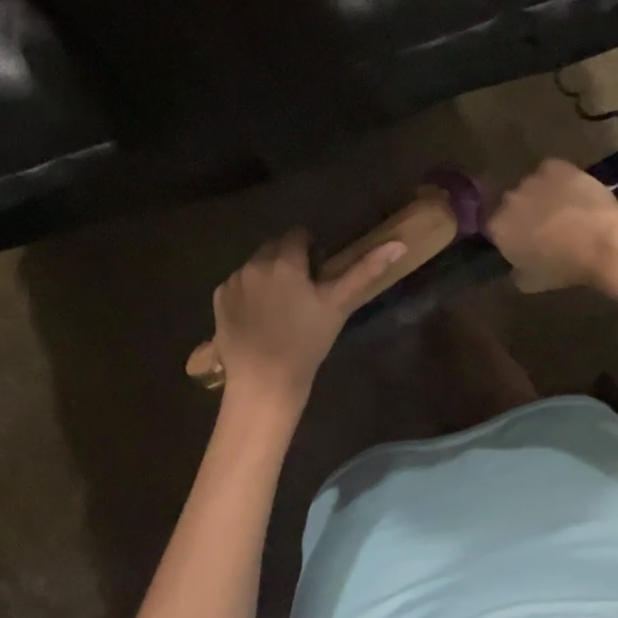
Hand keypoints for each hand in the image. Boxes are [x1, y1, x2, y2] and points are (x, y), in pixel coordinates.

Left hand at [211, 230, 406, 403]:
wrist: (264, 383)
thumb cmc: (306, 343)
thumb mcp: (339, 305)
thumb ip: (365, 270)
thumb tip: (398, 244)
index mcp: (284, 260)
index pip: (298, 235)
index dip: (310, 251)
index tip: (317, 276)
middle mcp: (254, 263)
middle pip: (274, 248)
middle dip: (288, 262)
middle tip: (300, 294)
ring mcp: (234, 280)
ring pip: (256, 265)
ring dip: (267, 276)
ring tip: (278, 308)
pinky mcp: (219, 297)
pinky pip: (238, 283)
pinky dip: (248, 293)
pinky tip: (258, 318)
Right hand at [487, 159, 617, 290]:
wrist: (602, 243)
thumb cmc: (565, 268)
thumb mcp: (533, 283)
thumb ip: (516, 272)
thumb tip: (515, 268)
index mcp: (498, 227)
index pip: (496, 227)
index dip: (511, 234)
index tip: (525, 242)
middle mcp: (508, 199)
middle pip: (512, 204)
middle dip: (525, 213)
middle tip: (546, 227)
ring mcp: (531, 179)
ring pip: (532, 186)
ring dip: (542, 196)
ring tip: (565, 209)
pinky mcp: (555, 166)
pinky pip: (552, 171)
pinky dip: (560, 180)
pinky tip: (575, 193)